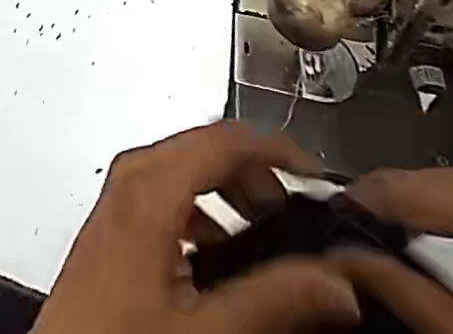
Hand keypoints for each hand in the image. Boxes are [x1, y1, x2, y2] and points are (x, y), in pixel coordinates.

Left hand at [33, 122, 359, 333]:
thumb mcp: (209, 328)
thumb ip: (277, 299)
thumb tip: (335, 281)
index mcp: (150, 186)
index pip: (225, 138)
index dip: (278, 151)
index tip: (317, 179)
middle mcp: (132, 178)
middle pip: (208, 148)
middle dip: (259, 175)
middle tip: (298, 216)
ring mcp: (120, 197)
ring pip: (189, 169)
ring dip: (233, 193)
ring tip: (268, 236)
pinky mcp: (117, 219)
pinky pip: (171, 192)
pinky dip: (207, 210)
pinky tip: (224, 255)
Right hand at [333, 165, 452, 333]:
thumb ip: (412, 297)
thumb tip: (345, 257)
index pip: (419, 189)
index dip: (365, 197)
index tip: (326, 210)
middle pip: (444, 176)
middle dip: (396, 195)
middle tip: (356, 221)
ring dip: (428, 193)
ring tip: (395, 218)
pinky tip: (449, 216)